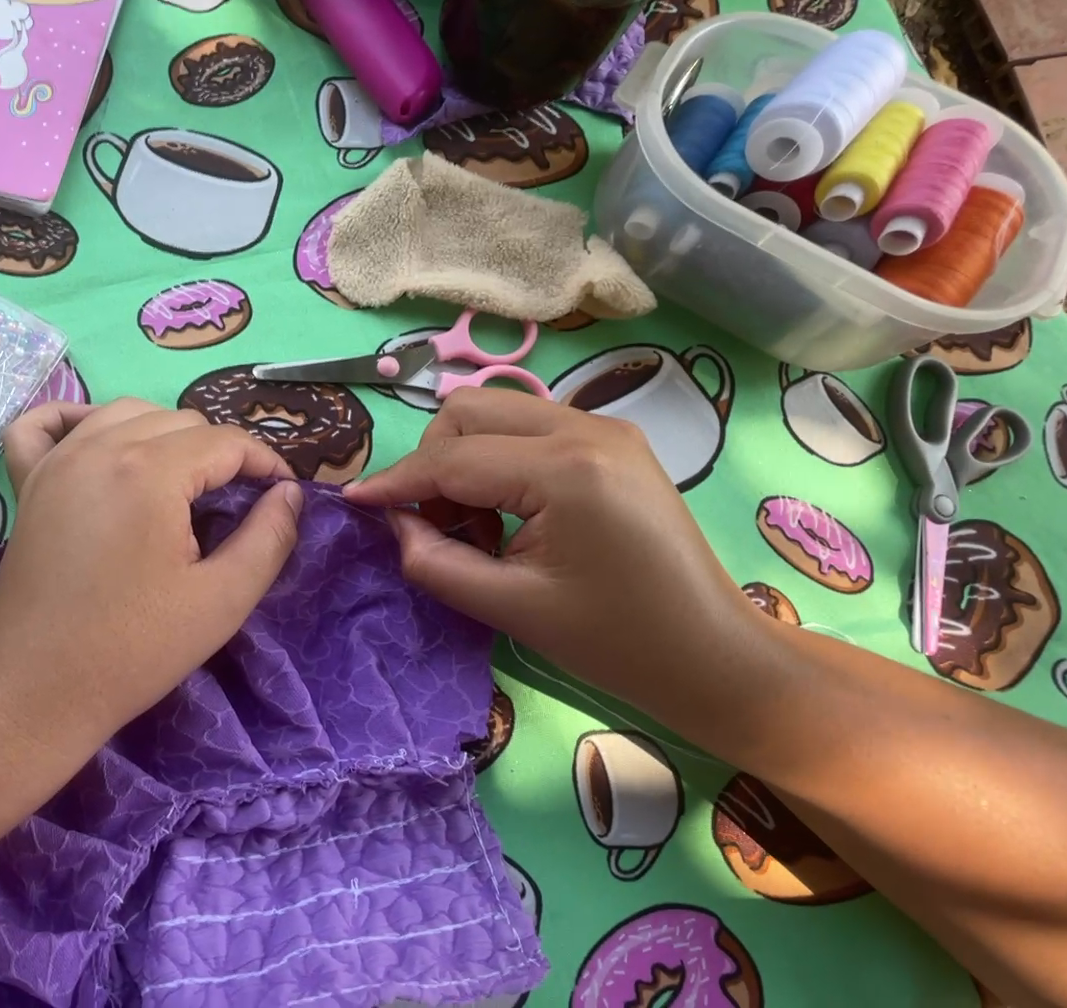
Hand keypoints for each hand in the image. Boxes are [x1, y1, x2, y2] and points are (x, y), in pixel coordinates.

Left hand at [0, 399, 303, 741]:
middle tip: (235, 501)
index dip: (264, 461)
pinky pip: (43, 424)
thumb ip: (268, 539)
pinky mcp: (27, 482)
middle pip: (179, 420)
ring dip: (163, 432)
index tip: (281, 492)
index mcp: (150, 473)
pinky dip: (73, 418)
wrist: (37, 690)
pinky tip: (95, 439)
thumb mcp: (222, 601)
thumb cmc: (134, 650)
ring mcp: (56, 461)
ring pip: (124, 412)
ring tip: (181, 479)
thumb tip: (289, 494)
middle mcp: (99, 448)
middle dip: (219, 452)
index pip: (225, 440)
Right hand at [344, 388, 757, 688]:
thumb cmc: (615, 643)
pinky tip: (506, 513)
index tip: (353, 503)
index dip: (395, 481)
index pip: (452, 458)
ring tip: (472, 526)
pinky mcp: (612, 441)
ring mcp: (605, 428)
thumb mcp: (508, 608)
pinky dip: (496, 461)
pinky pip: (527, 428)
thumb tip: (393, 522)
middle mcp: (586, 428)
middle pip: (468, 410)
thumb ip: (433, 561)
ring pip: (495, 411)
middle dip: (431, 463)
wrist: (713, 655)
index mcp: (565, 469)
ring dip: (463, 459)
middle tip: (433, 526)